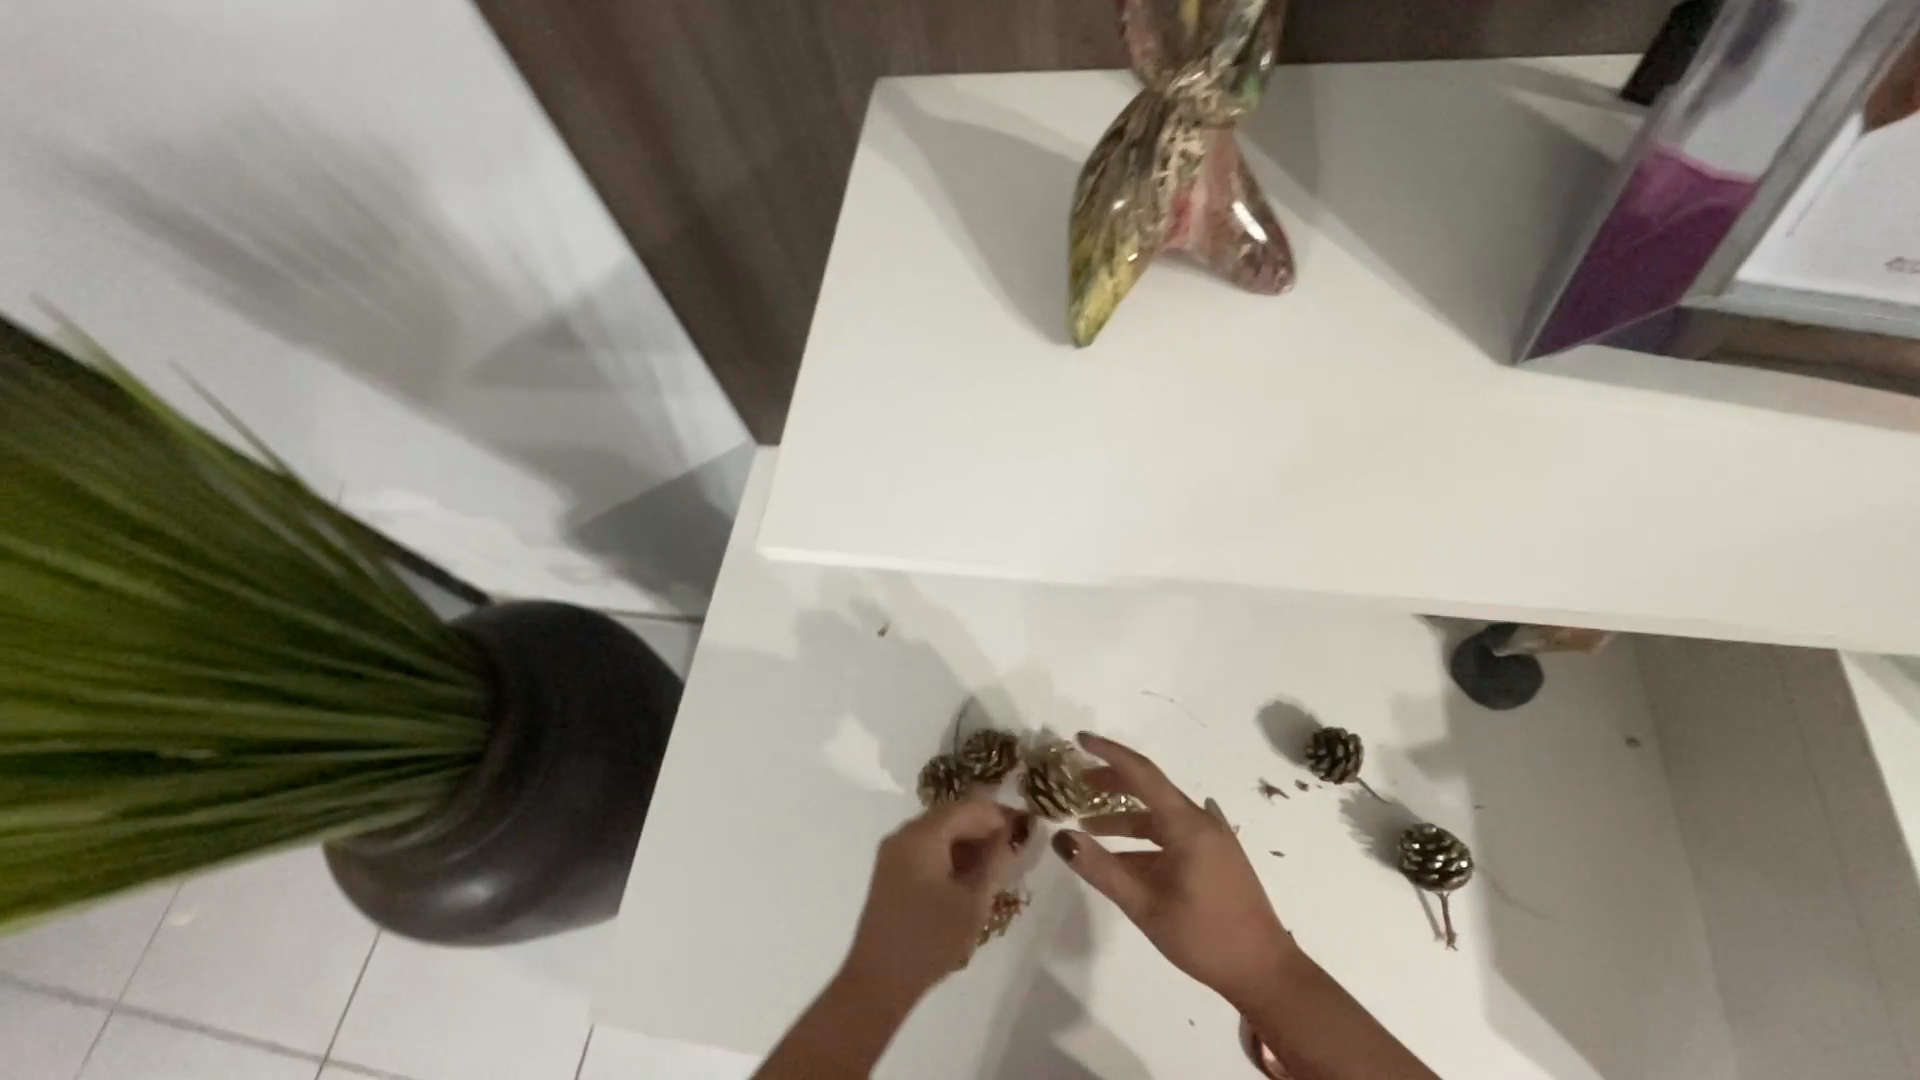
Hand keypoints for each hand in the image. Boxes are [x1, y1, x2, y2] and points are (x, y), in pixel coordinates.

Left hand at [842, 795, 1029, 1000]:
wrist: (878, 981)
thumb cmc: (930, 939)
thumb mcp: (973, 901)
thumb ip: (996, 861)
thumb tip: (1013, 834)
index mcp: (922, 834)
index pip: (969, 807)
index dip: (1000, 814)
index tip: (1028, 829)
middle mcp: (904, 834)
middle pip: (952, 817)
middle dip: (986, 829)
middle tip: (1017, 850)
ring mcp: (894, 853)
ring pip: (940, 834)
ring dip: (970, 845)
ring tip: (999, 866)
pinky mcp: (891, 872)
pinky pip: (927, 850)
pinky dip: (952, 857)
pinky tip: (972, 878)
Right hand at [1052, 733, 1297, 1009]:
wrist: (1265, 972)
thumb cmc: (1203, 936)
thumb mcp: (1143, 905)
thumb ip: (1100, 868)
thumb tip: (1060, 836)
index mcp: (1186, 825)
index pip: (1141, 773)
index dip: (1108, 752)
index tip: (1078, 739)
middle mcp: (1201, 822)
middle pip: (1150, 789)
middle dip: (1111, 783)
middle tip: (1077, 785)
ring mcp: (1212, 840)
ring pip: (1160, 816)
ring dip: (1125, 817)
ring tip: (1091, 828)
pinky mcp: (1217, 857)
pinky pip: (1174, 834)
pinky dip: (1145, 837)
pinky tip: (1127, 853)